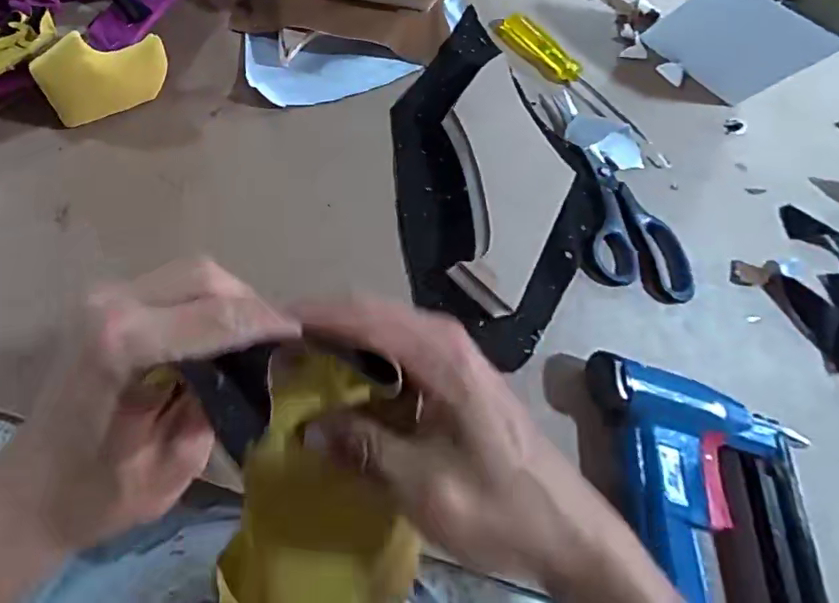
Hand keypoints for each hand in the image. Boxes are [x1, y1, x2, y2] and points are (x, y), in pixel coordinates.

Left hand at [0, 257, 299, 550]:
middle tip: (281, 332)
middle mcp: (110, 304)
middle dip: (249, 301)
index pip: (210, 316)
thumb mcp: (166, 469)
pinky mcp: (107, 297)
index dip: (260, 320)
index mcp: (117, 345)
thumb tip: (250, 365)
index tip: (298, 332)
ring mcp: (104, 294)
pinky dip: (207, 299)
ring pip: (191, 271)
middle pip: (202, 276)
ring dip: (229, 296)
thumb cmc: (91, 494)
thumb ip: (211, 407)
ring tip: (256, 331)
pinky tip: (221, 327)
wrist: (26, 490)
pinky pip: (173, 283)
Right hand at [296, 295, 677, 602]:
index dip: (316, 317)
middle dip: (321, 324)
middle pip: (370, 312)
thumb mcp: (428, 488)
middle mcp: (444, 338)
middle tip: (275, 348)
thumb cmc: (501, 506)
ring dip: (339, 339)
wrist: (569, 527)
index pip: (366, 317)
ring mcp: (450, 350)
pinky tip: (339, 381)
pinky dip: (361, 356)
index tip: (270, 327)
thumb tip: (307, 426)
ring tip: (296, 362)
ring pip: (380, 326)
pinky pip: (394, 347)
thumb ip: (367, 449)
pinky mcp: (451, 368)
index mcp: (441, 355)